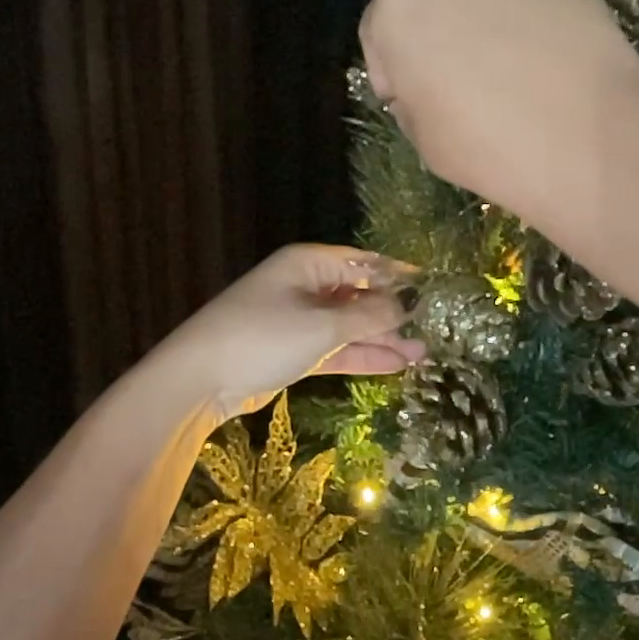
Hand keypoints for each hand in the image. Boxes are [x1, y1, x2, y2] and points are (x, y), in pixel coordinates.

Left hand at [154, 245, 424, 421]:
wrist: (201, 377)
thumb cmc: (263, 336)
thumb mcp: (322, 325)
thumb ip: (370, 315)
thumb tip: (411, 301)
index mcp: (308, 263)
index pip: (364, 262)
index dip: (399, 275)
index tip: (436, 290)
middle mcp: (305, 285)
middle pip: (359, 293)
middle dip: (395, 311)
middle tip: (437, 327)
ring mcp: (299, 319)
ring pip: (350, 324)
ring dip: (384, 338)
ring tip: (425, 352)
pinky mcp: (293, 350)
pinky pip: (336, 347)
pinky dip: (363, 355)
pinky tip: (396, 365)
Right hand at [359, 0, 638, 222]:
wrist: (592, 140)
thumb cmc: (488, 147)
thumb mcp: (422, 139)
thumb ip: (411, 96)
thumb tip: (429, 83)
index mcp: (397, 9)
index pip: (377, 32)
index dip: (394, 70)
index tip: (419, 100)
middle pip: (431, 4)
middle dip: (441, 37)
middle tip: (469, 85)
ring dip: (487, 24)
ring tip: (518, 72)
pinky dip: (532, 20)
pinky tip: (552, 60)